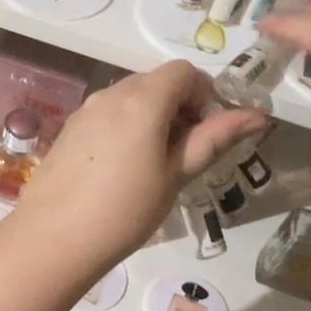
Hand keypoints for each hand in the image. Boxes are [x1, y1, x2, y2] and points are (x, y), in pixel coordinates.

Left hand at [15, 60, 266, 269]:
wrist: (53, 238)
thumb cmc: (125, 209)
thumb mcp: (176, 175)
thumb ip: (213, 139)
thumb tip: (257, 116)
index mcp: (142, 99)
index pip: (184, 72)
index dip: (203, 95)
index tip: (205, 133)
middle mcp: (111, 94)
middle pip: (155, 82)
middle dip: (178, 107)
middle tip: (183, 153)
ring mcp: (85, 110)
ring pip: (130, 98)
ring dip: (151, 117)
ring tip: (153, 165)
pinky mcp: (68, 130)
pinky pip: (107, 115)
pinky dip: (125, 128)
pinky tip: (121, 170)